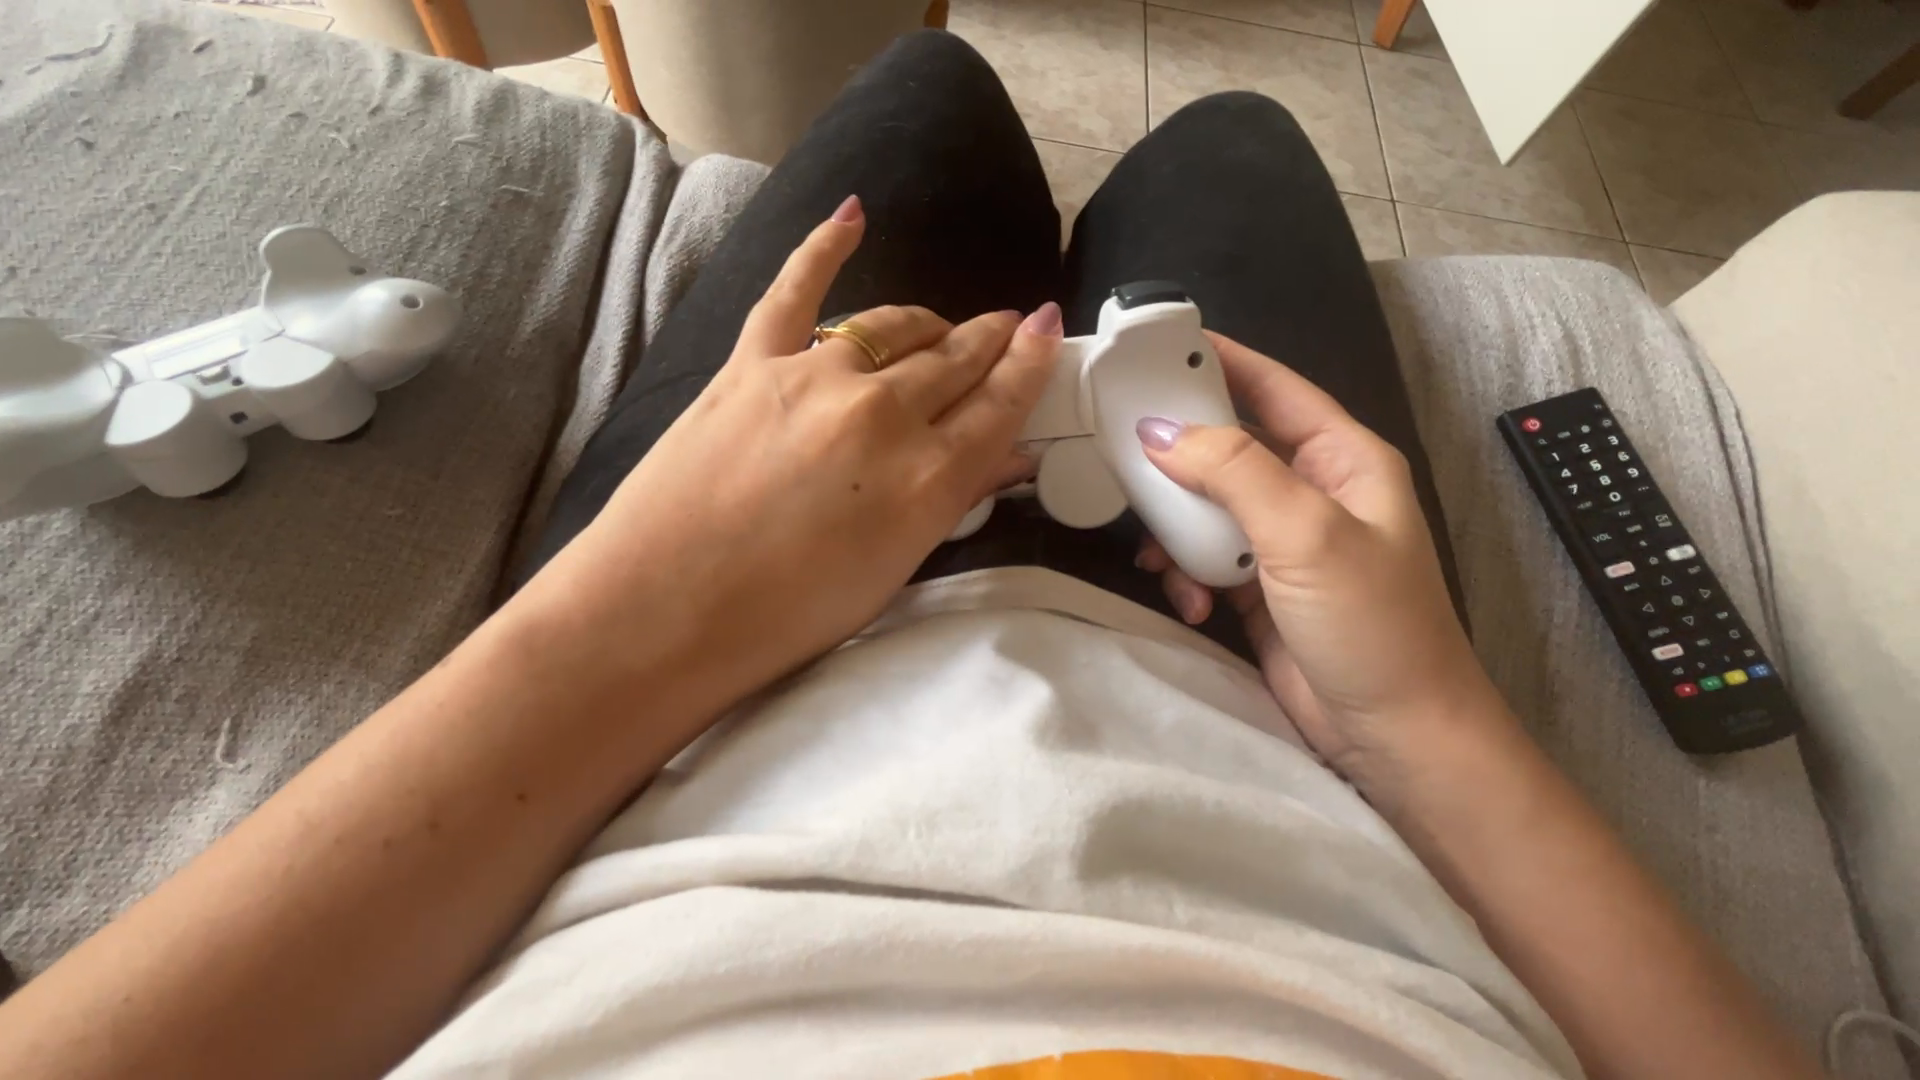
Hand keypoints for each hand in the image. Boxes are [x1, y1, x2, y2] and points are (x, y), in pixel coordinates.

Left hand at [520, 196, 1062, 702]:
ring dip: (929, 324)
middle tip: (1005, 329)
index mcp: (926, 477)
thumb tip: (1007, 456)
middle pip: (954, 358)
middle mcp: (882, 413)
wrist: (661, 612)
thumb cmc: (788, 616)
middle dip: (989, 340)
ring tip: (942, 329)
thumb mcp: (891, 569)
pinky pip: (796, 289)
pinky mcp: (751, 362)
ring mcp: (814, 377)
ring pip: (893, 325)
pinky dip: (823, 246)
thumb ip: (953, 501)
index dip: (1031, 362)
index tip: (1048, 327)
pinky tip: (852, 214)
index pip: (999, 404)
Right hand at [1134, 332, 1502, 784]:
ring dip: (1176, 530)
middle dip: (1180, 458)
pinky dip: (1187, 575)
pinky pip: (1205, 560)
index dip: (1222, 361)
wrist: (1393, 736)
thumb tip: (1159, 434)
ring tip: (1156, 555)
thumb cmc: (1371, 624)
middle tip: (1125, 456)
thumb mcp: (1307, 533)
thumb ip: (1235, 471)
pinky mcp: (1257, 589)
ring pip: (1206, 508)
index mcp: (1343, 459)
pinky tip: (1189, 602)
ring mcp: (1282, 544)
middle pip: (1229, 448)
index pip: (1275, 388)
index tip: (1159, 347)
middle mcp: (1311, 492)